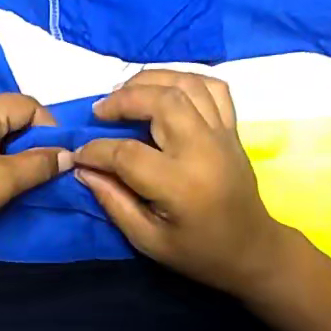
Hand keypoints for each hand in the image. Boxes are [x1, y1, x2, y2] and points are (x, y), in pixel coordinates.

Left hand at [0, 93, 69, 260]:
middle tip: (38, 179)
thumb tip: (68, 154)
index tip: (58, 164)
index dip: (50, 132)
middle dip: (30, 146)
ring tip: (13, 187)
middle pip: (10, 118)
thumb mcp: (1, 181)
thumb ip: (39, 164)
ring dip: (9, 158)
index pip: (29, 105)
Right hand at [73, 70, 301, 296]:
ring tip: (125, 92)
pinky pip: (213, 88)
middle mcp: (202, 150)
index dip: (95, 150)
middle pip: (161, 101)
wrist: (252, 250)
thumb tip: (82, 169)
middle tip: (100, 111)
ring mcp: (222, 135)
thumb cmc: (197, 252)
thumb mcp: (147, 240)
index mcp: (179, 184)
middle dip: (123, 99)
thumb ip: (113, 201)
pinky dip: (186, 79)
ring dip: (151, 80)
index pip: (126, 152)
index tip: (78, 155)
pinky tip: (164, 89)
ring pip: (187, 84)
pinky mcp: (232, 129)